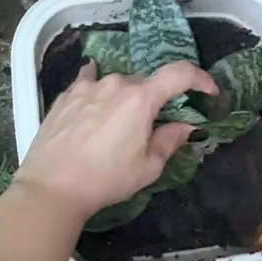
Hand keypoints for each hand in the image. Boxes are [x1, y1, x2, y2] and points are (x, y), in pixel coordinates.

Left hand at [11, 61, 217, 224]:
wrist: (51, 186)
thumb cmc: (105, 178)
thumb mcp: (147, 168)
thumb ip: (169, 141)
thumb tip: (184, 126)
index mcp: (141, 98)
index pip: (180, 74)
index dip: (200, 79)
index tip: (210, 92)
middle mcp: (115, 83)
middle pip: (146, 84)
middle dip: (156, 101)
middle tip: (154, 127)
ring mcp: (87, 86)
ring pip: (117, 85)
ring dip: (125, 99)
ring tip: (118, 127)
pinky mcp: (66, 95)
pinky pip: (88, 82)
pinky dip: (98, 89)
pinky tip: (94, 96)